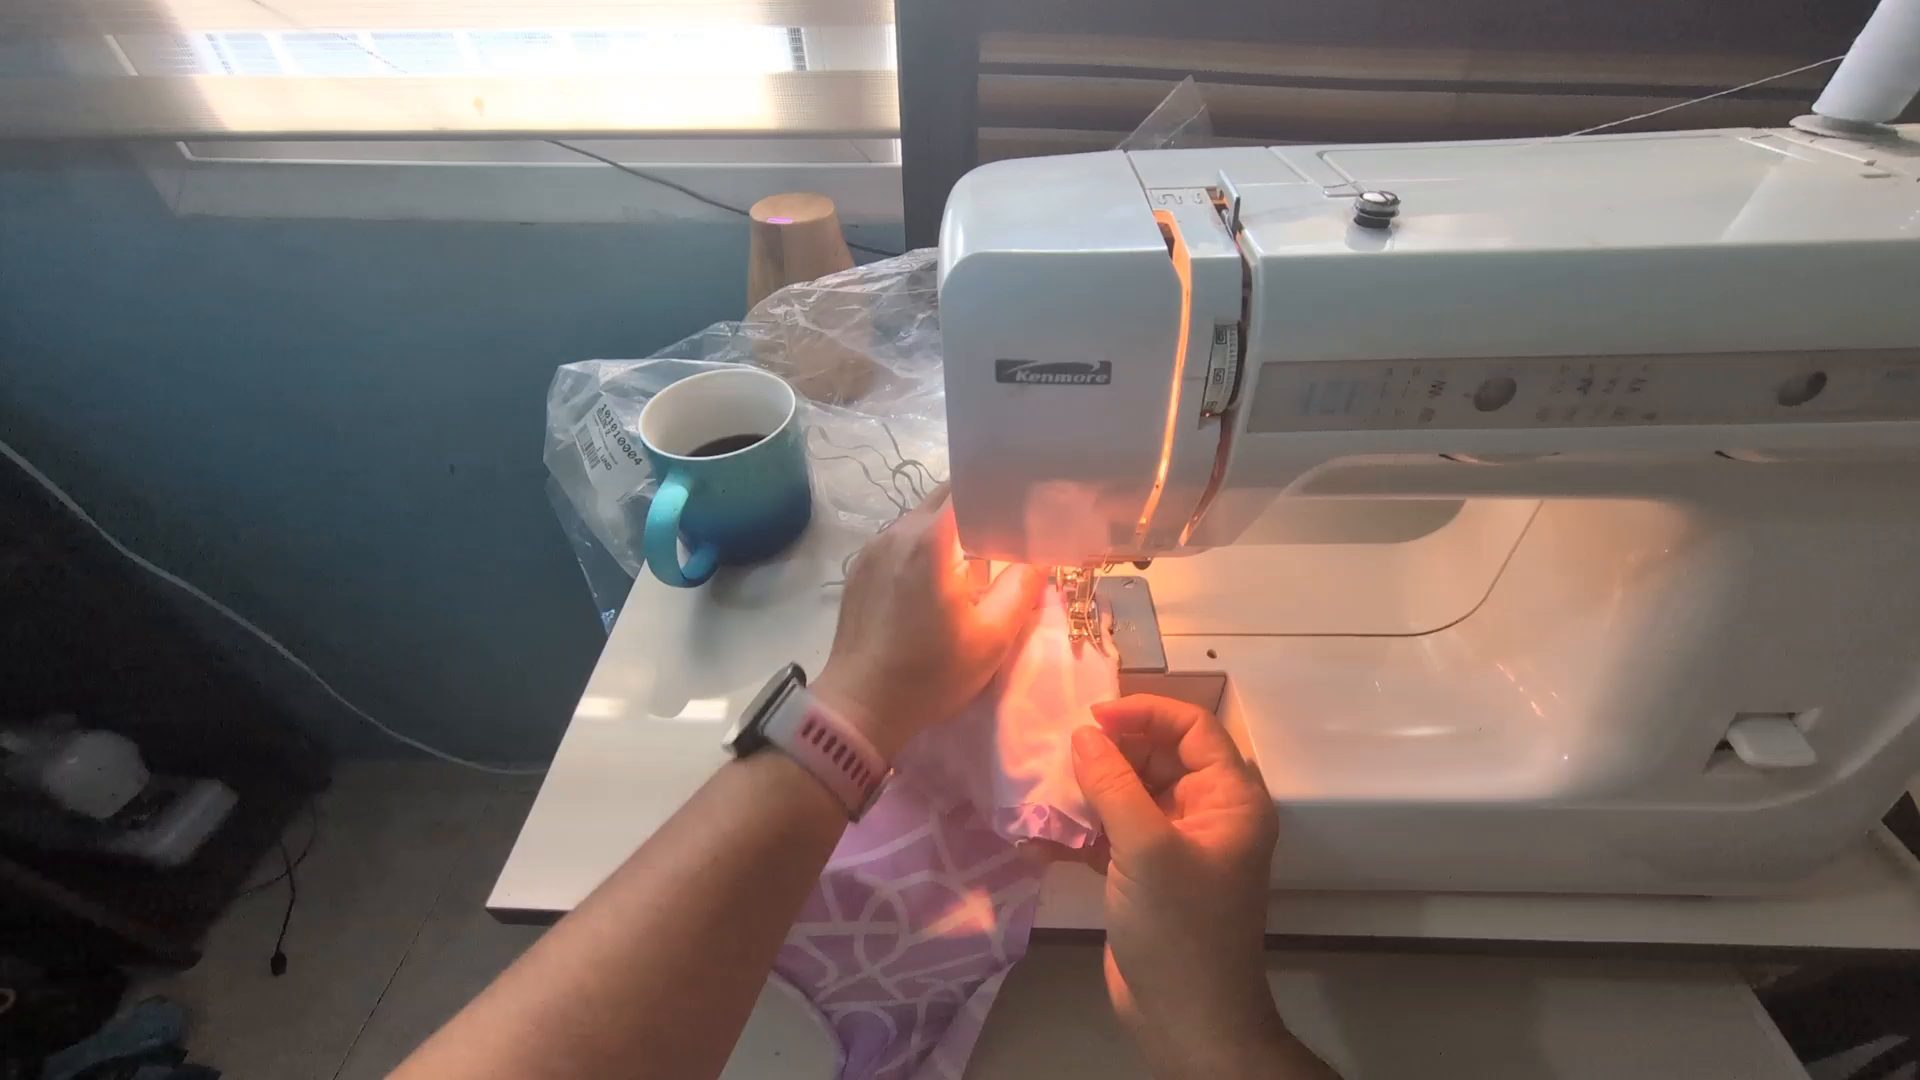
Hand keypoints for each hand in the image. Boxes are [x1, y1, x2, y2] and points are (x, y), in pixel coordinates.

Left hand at [812, 486, 1044, 760]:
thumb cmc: (931, 673)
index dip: (996, 489)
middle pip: (942, 498)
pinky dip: (923, 548)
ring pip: (919, 519)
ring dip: (948, 532)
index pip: (966, 486)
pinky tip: (935, 582)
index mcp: (930, 541)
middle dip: (975, 509)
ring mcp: (872, 548)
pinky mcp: (859, 568)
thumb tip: (1039, 556)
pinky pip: (899, 541)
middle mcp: (896, 532)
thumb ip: (1021, 587)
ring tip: (973, 563)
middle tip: (1004, 536)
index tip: (1022, 504)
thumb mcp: (992, 637)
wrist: (860, 707)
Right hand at [1071, 695, 1332, 1079]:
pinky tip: (1037, 843)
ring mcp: (1174, 842)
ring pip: (1127, 792)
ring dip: (1085, 793)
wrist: (1186, 1025)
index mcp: (1229, 798)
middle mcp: (1206, 812)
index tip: (1093, 718)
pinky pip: (1110, 831)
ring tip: (1042, 795)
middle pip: (1155, 756)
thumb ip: (1113, 784)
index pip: (1192, 727)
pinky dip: (1077, 833)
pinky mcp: (1144, 870)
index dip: (1145, 712)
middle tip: (1062, 756)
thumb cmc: (1179, 929)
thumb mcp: (1146, 848)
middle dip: (1108, 754)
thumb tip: (1083, 735)